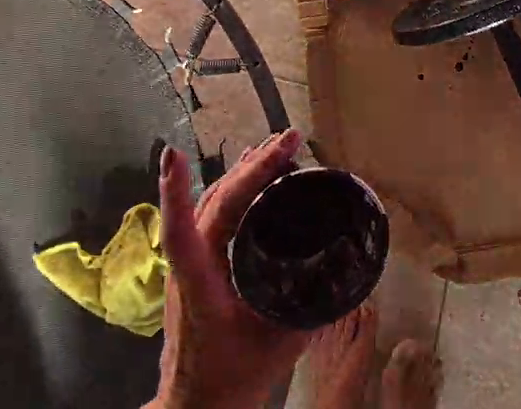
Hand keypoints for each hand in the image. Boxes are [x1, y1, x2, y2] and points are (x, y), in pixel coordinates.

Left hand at [146, 129, 311, 408]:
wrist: (198, 404)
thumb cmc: (236, 377)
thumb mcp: (281, 345)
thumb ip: (313, 306)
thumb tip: (347, 264)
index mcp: (202, 288)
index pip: (183, 235)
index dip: (175, 194)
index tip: (173, 154)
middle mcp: (191, 268)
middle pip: (213, 204)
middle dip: (252, 166)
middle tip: (291, 139)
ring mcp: (190, 264)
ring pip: (211, 203)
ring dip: (242, 171)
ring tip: (276, 146)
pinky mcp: (197, 264)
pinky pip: (212, 213)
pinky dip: (234, 186)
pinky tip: (254, 174)